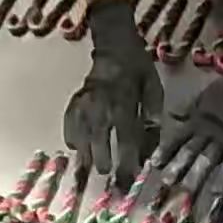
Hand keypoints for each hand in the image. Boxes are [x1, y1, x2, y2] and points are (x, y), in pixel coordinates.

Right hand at [64, 0, 163, 188]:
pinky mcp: (73, 106)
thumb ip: (152, 115)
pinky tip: (82, 146)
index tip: (130, 179)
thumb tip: (151, 145)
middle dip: (106, 166)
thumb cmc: (136, 67)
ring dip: (89, 159)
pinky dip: (75, 143)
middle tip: (111, 173)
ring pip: (81, 145)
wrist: (112, 43)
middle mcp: (100, 109)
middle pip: (98, 149)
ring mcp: (83, 108)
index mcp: (123, 105)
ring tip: (95, 165)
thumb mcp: (153, 87)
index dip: (128, 165)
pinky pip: (69, 132)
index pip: (126, 143)